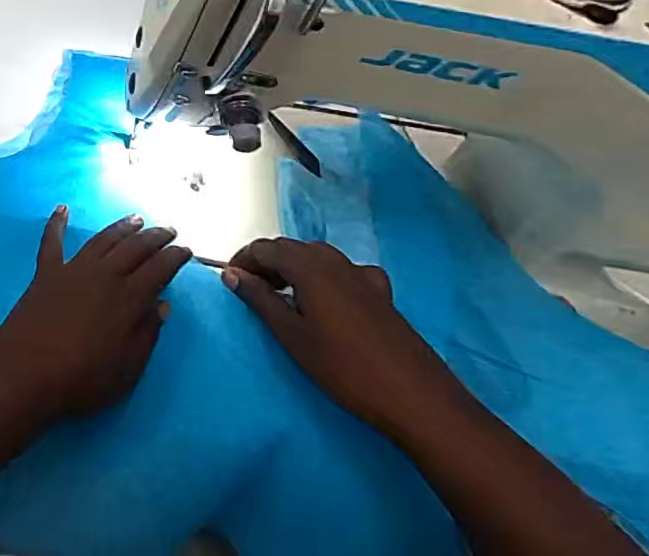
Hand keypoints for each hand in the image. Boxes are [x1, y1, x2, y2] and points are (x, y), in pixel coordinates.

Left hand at [0, 207, 188, 419]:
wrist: (27, 371)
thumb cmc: (83, 379)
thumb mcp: (128, 368)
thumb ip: (147, 334)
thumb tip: (162, 306)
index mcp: (128, 298)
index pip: (159, 269)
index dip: (174, 257)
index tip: (186, 250)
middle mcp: (103, 275)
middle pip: (134, 247)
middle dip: (154, 237)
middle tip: (168, 229)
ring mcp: (72, 269)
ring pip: (102, 240)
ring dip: (121, 227)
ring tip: (136, 219)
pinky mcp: (45, 272)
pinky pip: (52, 241)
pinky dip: (57, 223)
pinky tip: (62, 209)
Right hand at [221, 238, 478, 444]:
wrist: (418, 400)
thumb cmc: (346, 369)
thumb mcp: (292, 335)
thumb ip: (259, 299)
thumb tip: (231, 274)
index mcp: (310, 267)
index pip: (265, 248)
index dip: (243, 260)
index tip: (230, 280)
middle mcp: (336, 263)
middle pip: (291, 248)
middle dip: (266, 262)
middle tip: (251, 288)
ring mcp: (363, 277)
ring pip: (318, 256)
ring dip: (294, 267)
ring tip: (282, 293)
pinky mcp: (382, 295)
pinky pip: (345, 271)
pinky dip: (326, 275)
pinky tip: (330, 297)